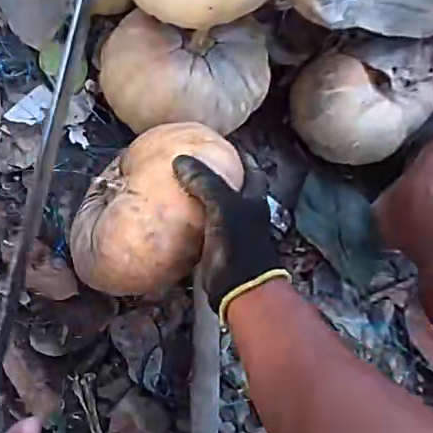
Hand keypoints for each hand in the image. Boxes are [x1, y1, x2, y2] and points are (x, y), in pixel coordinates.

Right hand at [173, 155, 282, 319]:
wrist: (238, 286)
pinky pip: (204, 230)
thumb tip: (180, 160)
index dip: (242, 157)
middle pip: (236, 190)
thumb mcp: (222, 205)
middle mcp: (247, 215)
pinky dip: (193, 222)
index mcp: (254, 200)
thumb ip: (204, 181)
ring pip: (219, 210)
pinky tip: (178, 218)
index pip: (252, 171)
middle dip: (222, 178)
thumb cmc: (237, 242)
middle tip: (198, 168)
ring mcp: (232, 234)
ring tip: (183, 189)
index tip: (224, 146)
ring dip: (205, 201)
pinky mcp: (217, 251)